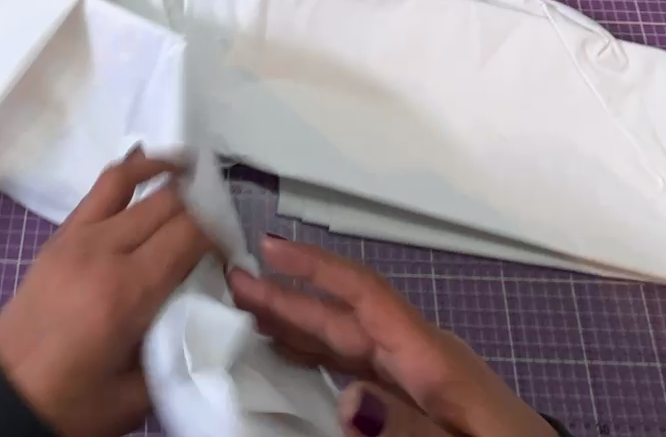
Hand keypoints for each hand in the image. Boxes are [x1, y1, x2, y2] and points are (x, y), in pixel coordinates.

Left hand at [0, 151, 213, 436]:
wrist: (1, 402)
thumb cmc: (73, 405)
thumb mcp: (139, 393)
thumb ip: (177, 344)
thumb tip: (207, 309)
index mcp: (127, 291)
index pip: (189, 234)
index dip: (217, 233)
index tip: (228, 250)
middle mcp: (103, 251)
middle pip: (167, 203)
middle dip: (200, 206)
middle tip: (214, 224)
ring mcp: (77, 237)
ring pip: (131, 181)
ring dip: (165, 171)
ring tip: (190, 167)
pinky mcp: (59, 236)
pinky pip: (100, 189)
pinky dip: (129, 173)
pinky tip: (147, 172)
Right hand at [228, 236, 556, 436]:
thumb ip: (409, 426)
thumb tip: (345, 400)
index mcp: (431, 355)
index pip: (364, 294)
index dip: (316, 267)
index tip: (269, 247)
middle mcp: (417, 356)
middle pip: (344, 316)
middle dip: (289, 295)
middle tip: (235, 280)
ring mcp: (415, 378)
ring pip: (344, 341)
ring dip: (297, 324)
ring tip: (249, 310)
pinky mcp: (414, 400)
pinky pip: (355, 369)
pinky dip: (317, 357)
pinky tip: (292, 356)